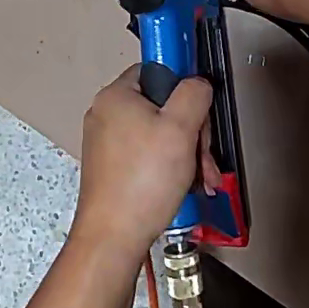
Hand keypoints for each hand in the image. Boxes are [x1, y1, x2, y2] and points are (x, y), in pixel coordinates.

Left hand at [73, 66, 219, 261]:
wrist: (114, 237)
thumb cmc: (140, 185)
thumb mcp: (181, 128)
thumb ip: (194, 94)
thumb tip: (198, 84)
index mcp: (116, 96)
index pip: (156, 70)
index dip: (182, 86)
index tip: (198, 99)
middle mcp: (107, 115)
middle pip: (162, 106)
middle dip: (191, 131)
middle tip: (202, 152)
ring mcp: (108, 143)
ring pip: (159, 134)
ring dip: (186, 153)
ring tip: (198, 176)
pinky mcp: (113, 167)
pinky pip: (148, 156)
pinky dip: (170, 167)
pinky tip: (184, 186)